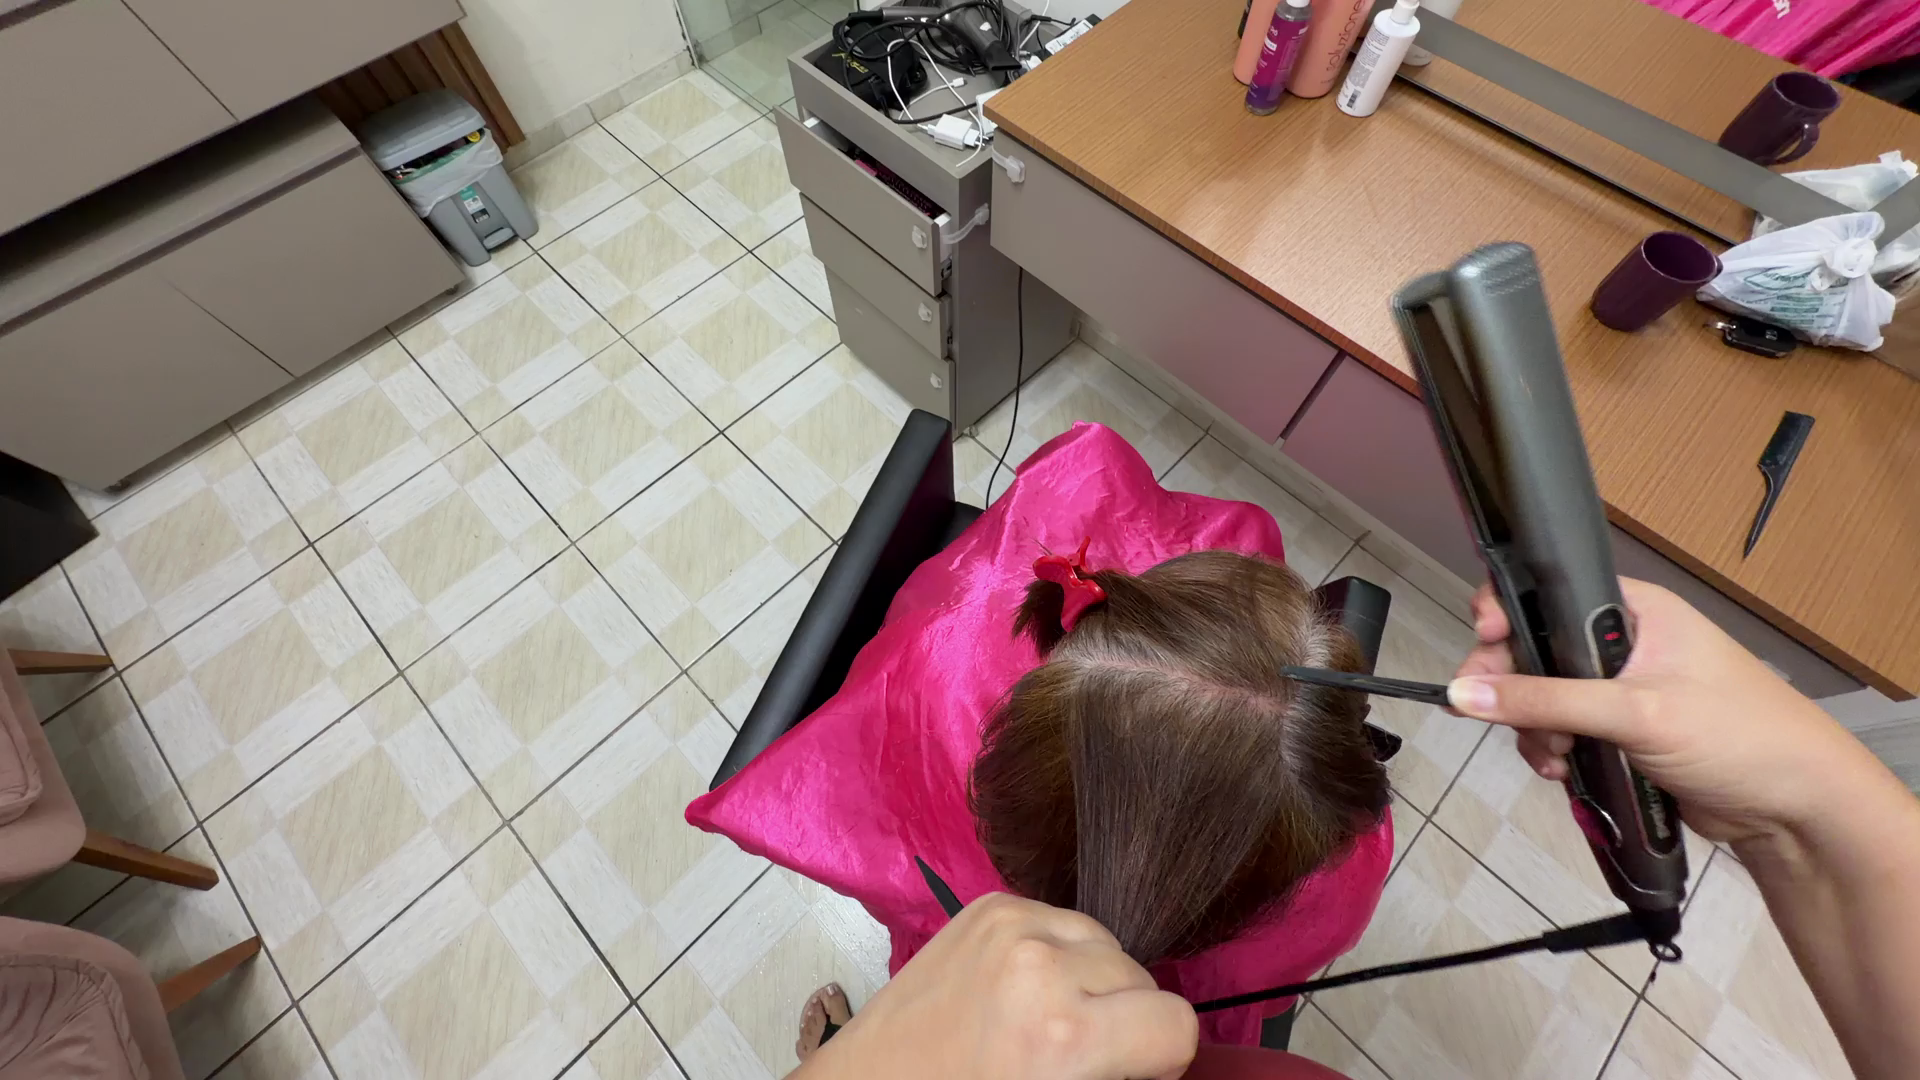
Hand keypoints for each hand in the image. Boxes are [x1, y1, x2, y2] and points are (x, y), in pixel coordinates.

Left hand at [796, 892, 1196, 1079]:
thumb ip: (1119, 1077)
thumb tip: (1159, 1058)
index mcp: (1063, 1031)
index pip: (1175, 1021)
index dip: (1162, 1057)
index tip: (1130, 1071)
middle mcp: (1040, 958)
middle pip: (1140, 973)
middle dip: (1125, 1015)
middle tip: (1084, 1050)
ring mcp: (1010, 918)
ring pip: (1104, 938)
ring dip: (1094, 975)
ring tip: (1052, 1012)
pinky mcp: (989, 901)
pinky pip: (1060, 917)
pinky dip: (1057, 949)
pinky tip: (1023, 981)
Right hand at [1446, 577, 1881, 845]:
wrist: (1805, 817)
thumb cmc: (1735, 738)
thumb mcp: (1634, 712)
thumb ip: (1541, 700)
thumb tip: (1458, 694)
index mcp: (1632, 612)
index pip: (1544, 592)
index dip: (1505, 611)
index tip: (1484, 639)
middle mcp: (1619, 642)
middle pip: (1530, 648)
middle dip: (1509, 686)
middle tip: (1483, 711)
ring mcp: (1614, 686)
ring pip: (1536, 692)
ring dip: (1529, 726)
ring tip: (1549, 757)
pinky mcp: (1613, 726)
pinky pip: (1553, 724)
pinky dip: (1546, 745)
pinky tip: (1557, 767)